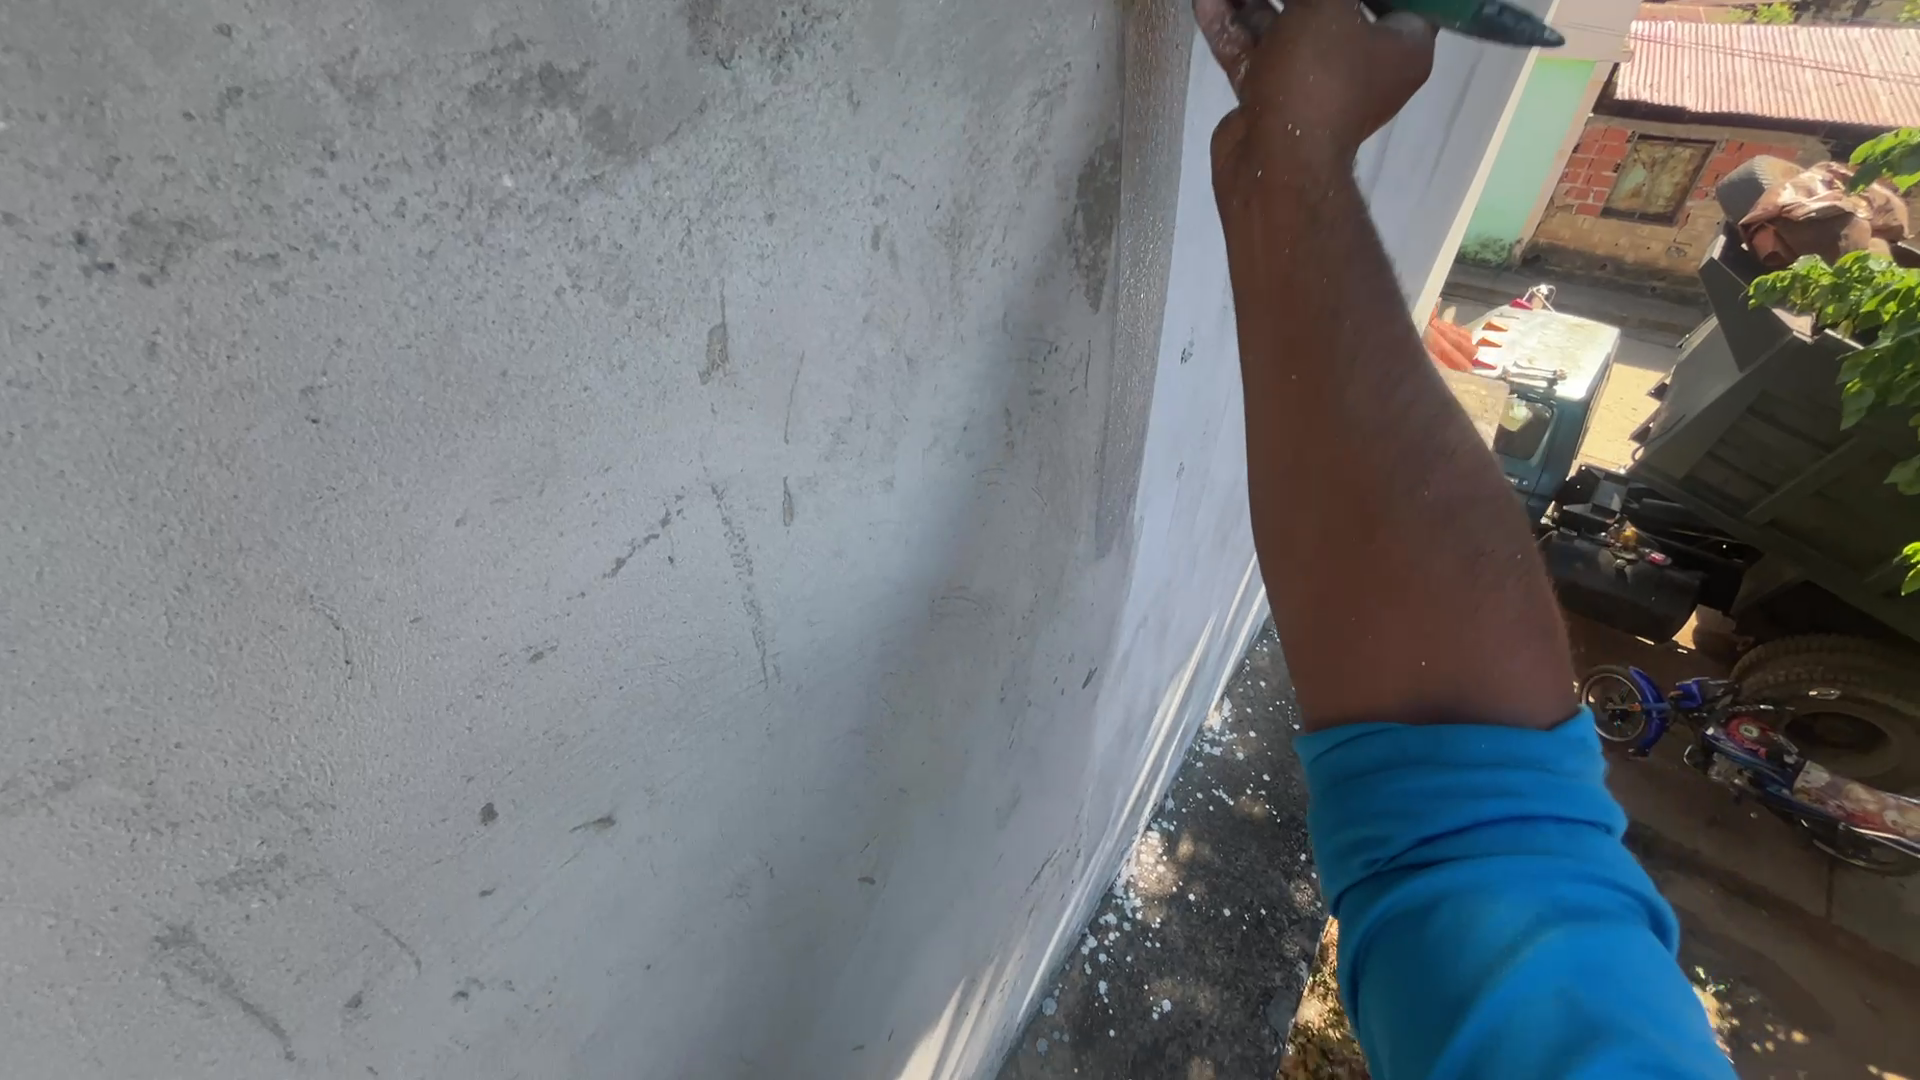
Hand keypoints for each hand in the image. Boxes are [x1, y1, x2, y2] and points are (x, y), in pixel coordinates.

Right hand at [1195, 0, 1435, 192]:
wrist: (1274, 164)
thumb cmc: (1318, 79)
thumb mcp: (1327, 4)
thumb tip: (1303, 0)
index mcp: (1401, 46)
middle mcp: (1359, 65)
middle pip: (1331, 6)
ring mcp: (1310, 86)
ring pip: (1284, 27)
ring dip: (1253, 1)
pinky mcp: (1270, 102)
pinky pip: (1255, 54)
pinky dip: (1233, 29)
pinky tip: (1206, 4)